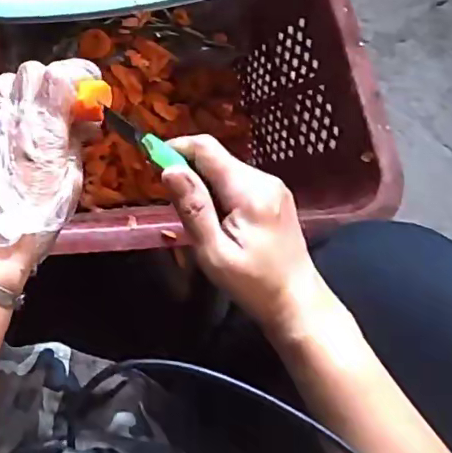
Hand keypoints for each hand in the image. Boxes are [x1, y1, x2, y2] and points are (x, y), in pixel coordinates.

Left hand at [0, 59, 101, 274]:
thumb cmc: (42, 214)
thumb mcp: (73, 178)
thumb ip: (77, 141)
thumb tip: (86, 119)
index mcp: (44, 127)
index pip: (58, 76)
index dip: (79, 73)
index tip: (92, 86)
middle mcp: (16, 117)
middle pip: (32, 70)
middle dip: (54, 76)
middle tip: (68, 97)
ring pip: (8, 80)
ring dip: (28, 86)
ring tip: (42, 106)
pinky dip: (8, 101)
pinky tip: (19, 119)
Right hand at [161, 135, 344, 344]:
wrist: (299, 304)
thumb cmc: (255, 285)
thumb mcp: (214, 253)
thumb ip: (192, 208)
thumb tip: (169, 169)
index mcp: (250, 191)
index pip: (205, 148)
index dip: (174, 148)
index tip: (151, 163)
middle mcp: (264, 179)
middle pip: (214, 156)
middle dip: (187, 170)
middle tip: (171, 202)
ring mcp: (271, 185)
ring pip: (222, 167)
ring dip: (200, 181)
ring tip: (194, 216)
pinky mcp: (272, 194)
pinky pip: (234, 179)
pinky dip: (215, 189)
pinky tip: (214, 217)